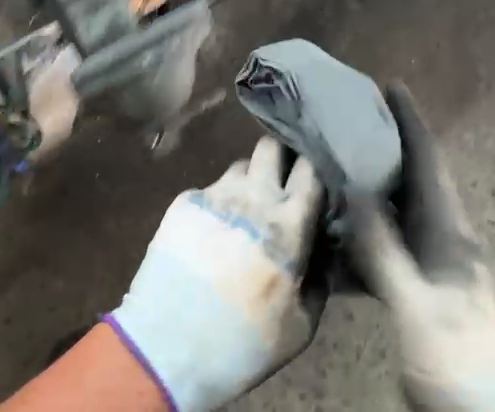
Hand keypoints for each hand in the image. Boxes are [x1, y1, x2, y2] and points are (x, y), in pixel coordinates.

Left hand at [106, 137, 324, 411]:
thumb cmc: (244, 344)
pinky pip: (208, 189)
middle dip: (279, 158)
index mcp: (289, 225)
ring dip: (248, 181)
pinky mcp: (183, 203)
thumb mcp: (301, 327)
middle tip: (280, 184)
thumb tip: (325, 250)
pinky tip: (212, 232)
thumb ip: (321, 280)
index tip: (315, 183)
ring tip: (245, 210)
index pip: (310, 169)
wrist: (169, 348)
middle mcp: (253, 198)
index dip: (314, 170)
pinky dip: (216, 203)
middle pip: (270, 146)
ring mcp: (214, 196)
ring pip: (239, 165)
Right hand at [347, 86, 494, 411]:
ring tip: (322, 171)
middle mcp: (440, 242)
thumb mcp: (417, 306)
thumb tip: (356, 189)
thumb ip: (385, 250)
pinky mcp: (415, 295)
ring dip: (360, 196)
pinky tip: (325, 245)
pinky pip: (380, 255)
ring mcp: (428, 270)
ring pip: (390, 218)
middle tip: (341, 120)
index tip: (390, 84)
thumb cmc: (458, 362)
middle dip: (379, 148)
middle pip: (408, 182)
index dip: (411, 122)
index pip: (429, 162)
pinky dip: (354, 245)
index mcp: (449, 234)